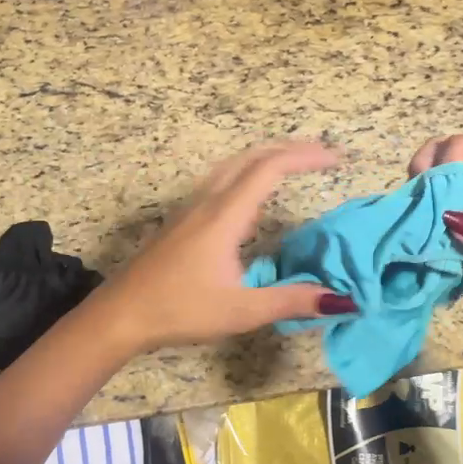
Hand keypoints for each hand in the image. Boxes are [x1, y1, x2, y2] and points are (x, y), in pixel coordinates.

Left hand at [95, 142, 354, 351]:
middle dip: (289, 149)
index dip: (306, 156)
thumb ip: (291, 301)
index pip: (269, 168)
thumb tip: (342, 299)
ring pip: (230, 165)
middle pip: (250, 157)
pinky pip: (218, 180)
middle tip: (322, 156)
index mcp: (224, 216)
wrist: (121, 314)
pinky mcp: (180, 221)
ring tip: (293, 166)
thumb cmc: (179, 310)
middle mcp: (206, 202)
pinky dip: (245, 173)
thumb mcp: (240, 311)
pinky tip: (251, 197)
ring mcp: (189, 209)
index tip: (337, 160)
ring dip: (264, 158)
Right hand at [408, 136, 462, 336]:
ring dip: (417, 211)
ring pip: (432, 198)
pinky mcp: (460, 246)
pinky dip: (419, 238)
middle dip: (423, 180)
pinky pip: (431, 232)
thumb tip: (453, 220)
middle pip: (442, 165)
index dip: (446, 161)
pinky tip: (416, 251)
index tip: (431, 192)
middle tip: (413, 209)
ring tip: (412, 233)